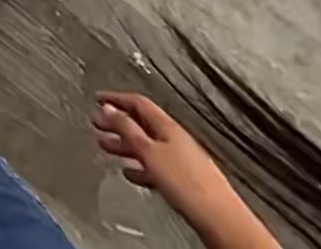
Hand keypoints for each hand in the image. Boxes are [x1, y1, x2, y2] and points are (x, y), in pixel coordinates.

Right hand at [92, 91, 277, 248]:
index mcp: (169, 128)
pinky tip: (131, 173)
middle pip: (142, 125)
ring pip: (148, 146)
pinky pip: (157, 167)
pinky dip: (140, 166)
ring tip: (106, 147)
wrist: (223, 223)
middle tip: (97, 122)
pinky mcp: (187, 182)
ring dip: (125, 145)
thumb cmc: (187, 184)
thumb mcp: (148, 151)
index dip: (116, 98)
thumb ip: (126, 128)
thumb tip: (108, 109)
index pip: (139, 103)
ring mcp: (184, 162)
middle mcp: (177, 141)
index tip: (98, 97)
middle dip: (117, 122)